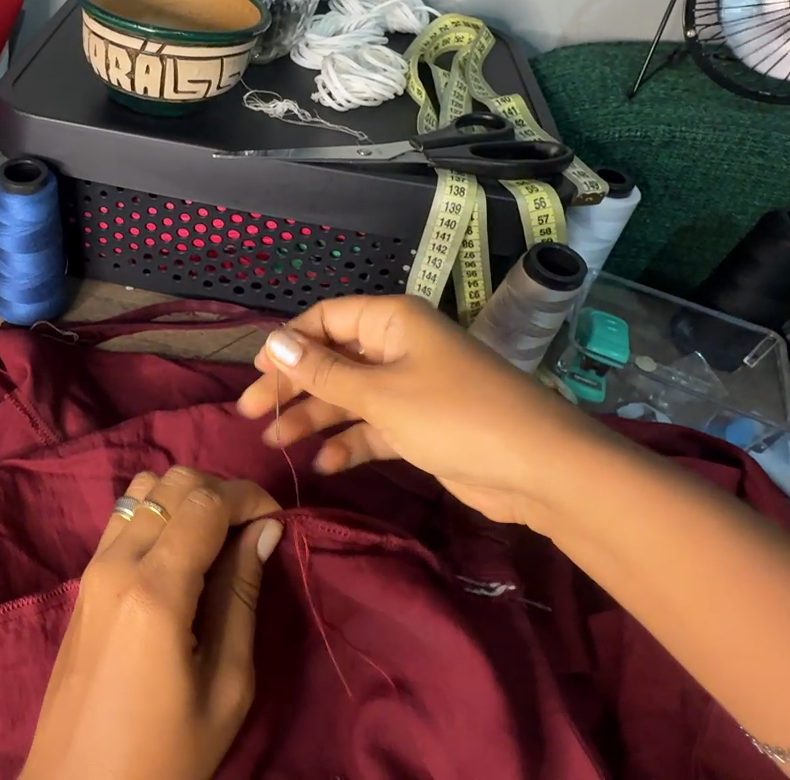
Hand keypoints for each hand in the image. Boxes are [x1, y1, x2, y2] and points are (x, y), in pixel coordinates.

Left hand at [21, 467, 283, 779]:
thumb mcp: (226, 686)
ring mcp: (93, 565)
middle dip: (221, 490)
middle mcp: (117, 562)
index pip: (205, 501)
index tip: (276, 522)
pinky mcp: (84, 576)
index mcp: (154, 590)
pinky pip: (125, 513)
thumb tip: (264, 530)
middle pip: (174, 481)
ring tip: (218, 537)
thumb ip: (241, 596)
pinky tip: (182, 549)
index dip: (249, 498)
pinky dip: (160, 510)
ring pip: (145, 487)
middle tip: (251, 530)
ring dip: (188, 496)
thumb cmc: (165, 753)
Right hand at [235, 294, 609, 526]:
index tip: (255, 373)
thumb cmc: (455, 416)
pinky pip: (372, 428)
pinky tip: (322, 464)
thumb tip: (272, 341)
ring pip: (348, 397)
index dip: (287, 343)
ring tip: (274, 443)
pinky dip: (348, 444)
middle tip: (248, 414)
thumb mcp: (379, 393)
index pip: (325, 319)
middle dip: (291, 387)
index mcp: (391, 322)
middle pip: (331, 361)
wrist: (541, 470)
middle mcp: (398, 348)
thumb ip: (321, 371)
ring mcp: (410, 389)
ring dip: (313, 419)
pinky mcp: (420, 427)